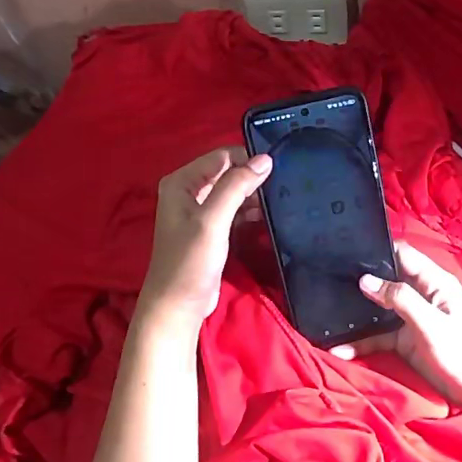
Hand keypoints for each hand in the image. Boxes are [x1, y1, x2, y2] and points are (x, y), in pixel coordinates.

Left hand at [140, 147, 271, 326]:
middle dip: (253, 178)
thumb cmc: (190, 261)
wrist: (178, 305)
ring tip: (280, 201)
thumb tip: (265, 160)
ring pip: (233, 192)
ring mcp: (199, 212)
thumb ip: (236, 186)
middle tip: (283, 186)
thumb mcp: (213, 220)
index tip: (278, 169)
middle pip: (227, 173)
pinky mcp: (211, 230)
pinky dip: (250, 211)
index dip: (248, 160)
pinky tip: (268, 216)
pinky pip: (234, 211)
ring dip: (254, 196)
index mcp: (181, 182)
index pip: (221, 157)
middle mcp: (187, 192)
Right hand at [335, 242, 461, 436]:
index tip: (346, 252)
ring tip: (324, 316)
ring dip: (355, 315)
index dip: (376, 250)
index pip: (402, 255)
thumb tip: (366, 280)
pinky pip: (378, 337)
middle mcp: (421, 296)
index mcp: (434, 283)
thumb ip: (400, 300)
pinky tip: (339, 350)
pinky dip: (360, 343)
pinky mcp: (406, 342)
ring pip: (377, 311)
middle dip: (359, 283)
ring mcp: (412, 319)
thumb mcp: (431, 325)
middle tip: (326, 282)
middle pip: (385, 281)